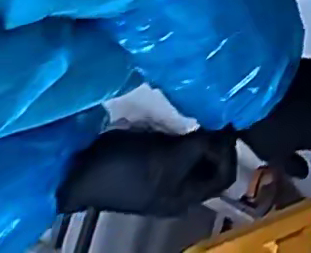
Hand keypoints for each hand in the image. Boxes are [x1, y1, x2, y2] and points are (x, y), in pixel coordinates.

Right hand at [57, 127, 237, 215]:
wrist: (77, 173)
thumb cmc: (125, 168)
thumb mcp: (171, 157)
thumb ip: (206, 145)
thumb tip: (231, 130)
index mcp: (183, 198)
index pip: (226, 176)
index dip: (232, 152)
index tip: (232, 127)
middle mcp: (179, 189)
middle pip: (216, 163)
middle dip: (222, 140)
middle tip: (224, 115)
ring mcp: (167, 174)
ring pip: (203, 152)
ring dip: (208, 133)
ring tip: (211, 113)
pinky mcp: (156, 161)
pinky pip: (186, 145)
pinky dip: (193, 131)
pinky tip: (193, 117)